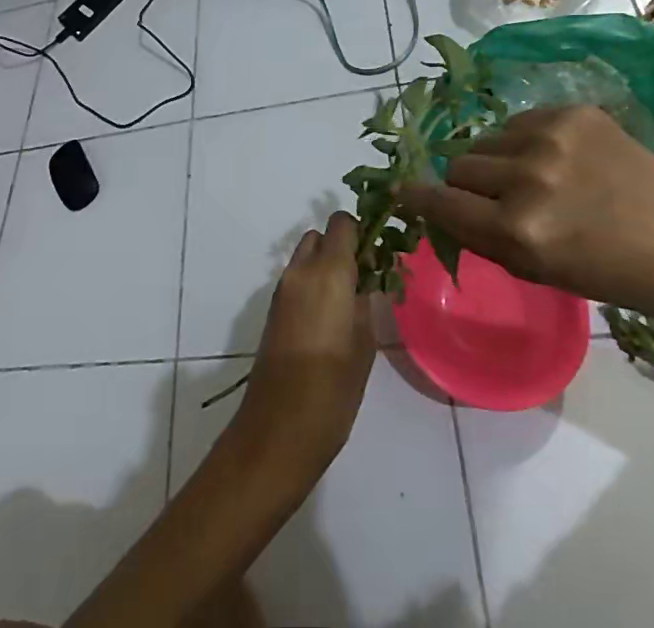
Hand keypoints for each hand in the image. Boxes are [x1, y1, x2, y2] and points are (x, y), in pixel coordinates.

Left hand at [236, 213, 375, 470]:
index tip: (380, 251)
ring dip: (326, 266)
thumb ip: (367, 299)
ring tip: (352, 299)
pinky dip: (314, 285)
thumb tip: (368, 278)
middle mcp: (300, 273)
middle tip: (366, 275)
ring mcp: (281, 293)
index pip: (342, 223)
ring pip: (306, 259)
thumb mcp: (365, 338)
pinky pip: (297, 282)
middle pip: (319, 237)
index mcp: (329, 272)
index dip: (362, 230)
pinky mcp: (272, 315)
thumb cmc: (335, 384)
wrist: (279, 430)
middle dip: (342, 246)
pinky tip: (333, 317)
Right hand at [402, 106, 653, 321]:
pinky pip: (522, 121)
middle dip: (465, 184)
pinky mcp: (575, 111)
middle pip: (460, 164)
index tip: (403, 190)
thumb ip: (486, 238)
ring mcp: (552, 137)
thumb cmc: (613, 275)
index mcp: (517, 231)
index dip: (416, 197)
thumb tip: (444, 208)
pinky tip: (557, 160)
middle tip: (491, 197)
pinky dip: (526, 141)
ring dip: (496, 160)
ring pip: (488, 138)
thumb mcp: (537, 271)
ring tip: (529, 177)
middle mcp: (527, 177)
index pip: (439, 202)